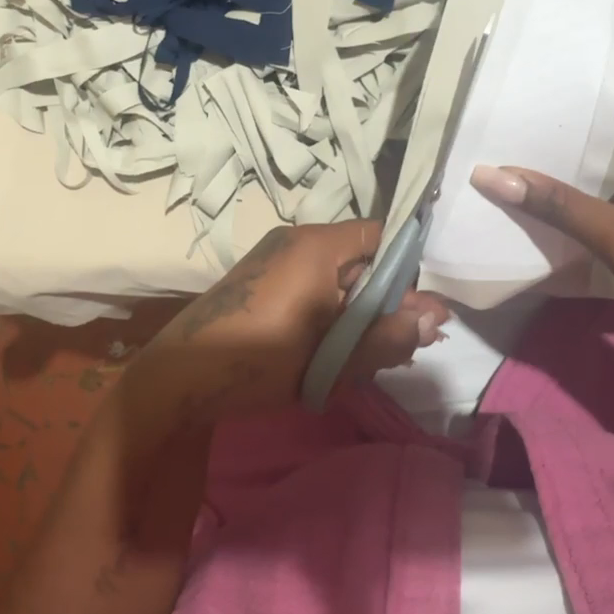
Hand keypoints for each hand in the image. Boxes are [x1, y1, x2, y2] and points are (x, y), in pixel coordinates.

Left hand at [124, 221, 448, 422]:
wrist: (180, 375)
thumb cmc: (258, 360)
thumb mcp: (330, 356)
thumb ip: (385, 337)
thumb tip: (434, 319)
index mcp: (317, 246)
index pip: (381, 237)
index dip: (406, 272)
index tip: (419, 315)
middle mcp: (297, 241)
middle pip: (361, 261)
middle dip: (385, 304)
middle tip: (404, 348)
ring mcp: (276, 259)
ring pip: (338, 279)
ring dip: (358, 316)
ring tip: (370, 360)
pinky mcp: (262, 281)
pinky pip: (312, 287)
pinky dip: (330, 316)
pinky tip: (336, 355)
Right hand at [469, 94, 613, 348]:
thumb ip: (558, 205)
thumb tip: (487, 174)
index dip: (568, 85)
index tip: (520, 87)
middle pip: (610, 116)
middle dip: (560, 121)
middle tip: (504, 118)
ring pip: (613, 147)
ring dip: (572, 152)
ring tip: (514, 145)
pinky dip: (588, 177)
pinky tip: (548, 185)